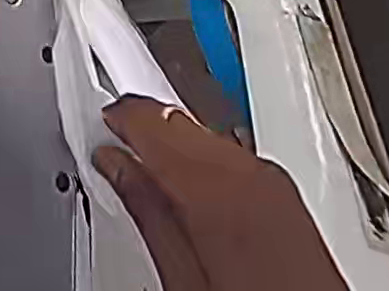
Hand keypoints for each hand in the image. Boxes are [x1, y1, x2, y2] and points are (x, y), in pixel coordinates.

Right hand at [93, 96, 344, 290]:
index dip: (121, 114)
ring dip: (174, 141)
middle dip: (145, 126)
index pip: (153, 119)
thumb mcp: (180, 277)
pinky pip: (231, 153)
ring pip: (204, 133)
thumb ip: (145, 209)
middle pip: (179, 121)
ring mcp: (271, 179)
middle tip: (116, 140)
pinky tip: (189, 183)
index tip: (103, 119)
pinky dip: (204, 157)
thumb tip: (115, 164)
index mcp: (213, 186)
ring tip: (148, 166)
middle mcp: (247, 170)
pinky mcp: (285, 192)